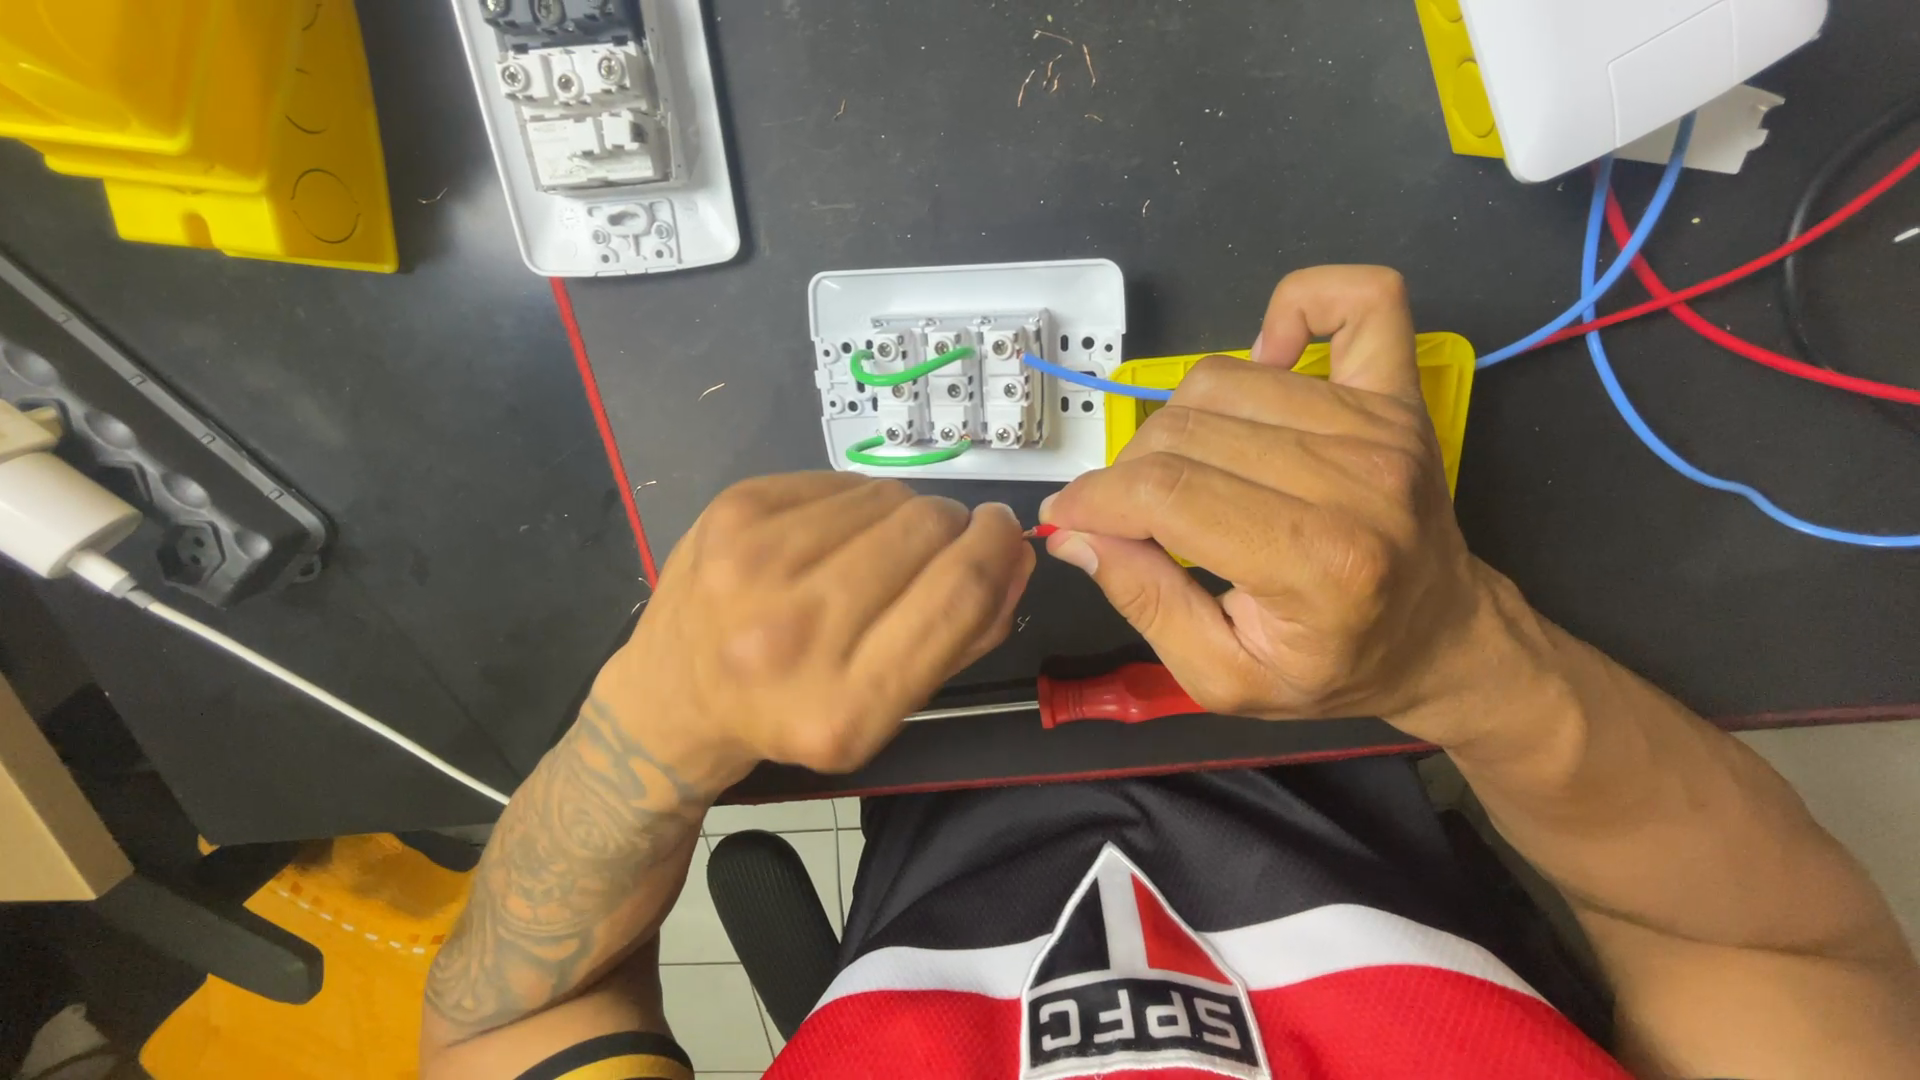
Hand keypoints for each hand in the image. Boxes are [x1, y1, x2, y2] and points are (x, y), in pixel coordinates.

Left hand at [602, 473, 1033, 782]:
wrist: (676, 697)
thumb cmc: (793, 712)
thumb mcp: (889, 710)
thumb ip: (967, 634)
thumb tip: (1016, 551)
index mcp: (845, 706)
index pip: (958, 592)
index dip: (998, 549)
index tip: (1003, 533)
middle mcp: (793, 630)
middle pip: (926, 529)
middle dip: (955, 527)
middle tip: (942, 544)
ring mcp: (754, 561)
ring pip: (886, 495)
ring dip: (905, 514)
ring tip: (879, 548)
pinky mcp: (733, 511)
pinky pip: (840, 481)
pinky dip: (858, 502)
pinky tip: (835, 535)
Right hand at [1040, 266, 1487, 728]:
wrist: (1437, 639)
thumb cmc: (1332, 668)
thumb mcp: (1223, 678)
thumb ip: (1145, 604)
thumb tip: (1074, 533)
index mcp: (1313, 560)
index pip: (1166, 492)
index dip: (1095, 499)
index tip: (1066, 516)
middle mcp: (1352, 477)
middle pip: (1184, 432)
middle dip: (1126, 474)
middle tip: (1127, 515)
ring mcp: (1378, 425)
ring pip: (1224, 380)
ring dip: (1175, 422)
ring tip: (1183, 471)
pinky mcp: (1397, 395)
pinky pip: (1361, 300)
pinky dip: (1301, 304)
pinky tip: (1265, 355)